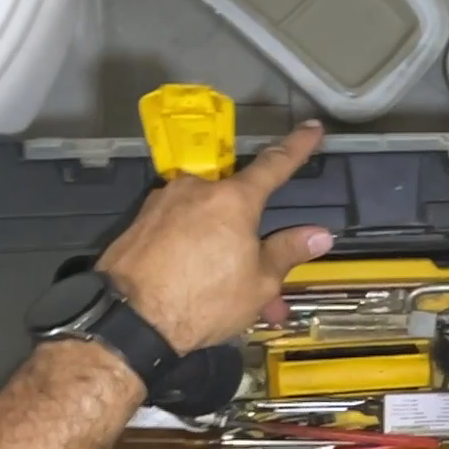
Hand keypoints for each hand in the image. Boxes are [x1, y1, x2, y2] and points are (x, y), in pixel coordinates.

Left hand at [97, 123, 332, 353]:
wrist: (129, 320)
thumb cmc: (203, 300)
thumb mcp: (258, 283)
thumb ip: (287, 252)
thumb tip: (319, 235)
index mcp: (234, 199)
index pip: (274, 165)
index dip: (297, 147)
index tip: (310, 128)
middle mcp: (197, 189)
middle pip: (236, 207)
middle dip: (251, 241)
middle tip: (264, 280)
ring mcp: (164, 203)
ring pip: (208, 225)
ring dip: (223, 254)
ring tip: (230, 295)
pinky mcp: (141, 222)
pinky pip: (181, 234)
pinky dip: (195, 255)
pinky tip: (198, 287)